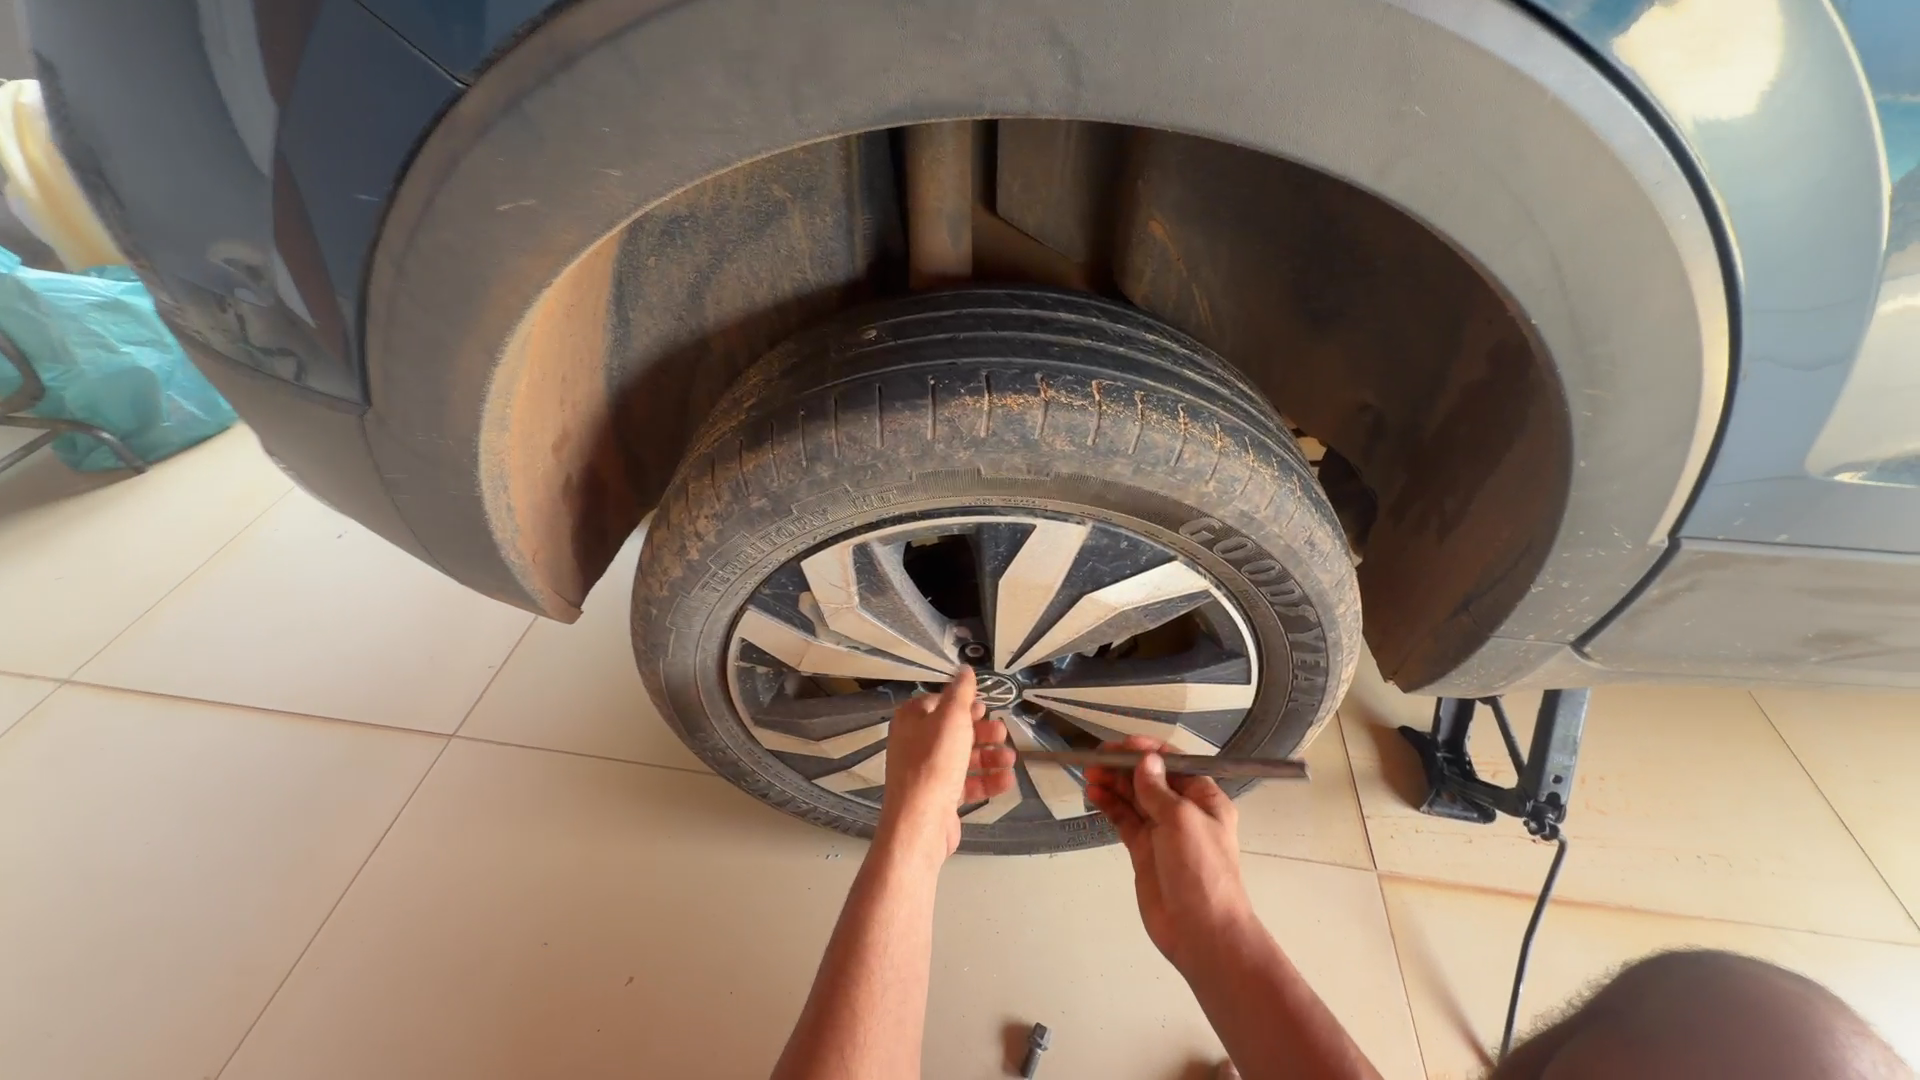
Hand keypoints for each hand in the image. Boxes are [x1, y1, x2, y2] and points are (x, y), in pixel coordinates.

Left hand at [877, 668, 1014, 856]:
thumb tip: (965, 669)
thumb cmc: (934, 763)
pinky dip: (987, 780)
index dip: (964, 704)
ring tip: (1010, 760)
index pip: (939, 703)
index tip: (985, 707)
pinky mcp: (940, 796)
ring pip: (964, 757)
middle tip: (1003, 732)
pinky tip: (1006, 780)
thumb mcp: (951, 718)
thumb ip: (961, 692)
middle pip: (955, 731)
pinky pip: (967, 783)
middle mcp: (916, 744)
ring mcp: (928, 772)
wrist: (921, 821)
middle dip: (983, 732)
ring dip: (990, 756)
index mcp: (912, 719)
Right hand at [1085, 736, 1258, 971]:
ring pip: (1133, 797)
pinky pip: (1124, 819)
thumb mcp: (1181, 820)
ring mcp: (1162, 831)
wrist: (1201, 932)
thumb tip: (1144, 758)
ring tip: (1090, 774)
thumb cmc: (1200, 870)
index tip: (1121, 745)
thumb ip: (1157, 788)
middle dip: (1124, 766)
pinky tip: (1094, 794)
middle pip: (1150, 778)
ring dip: (1113, 783)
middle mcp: (1183, 810)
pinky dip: (1110, 805)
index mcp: (1204, 798)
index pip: (1173, 763)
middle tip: (1095, 758)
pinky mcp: (1143, 850)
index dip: (1148, 750)